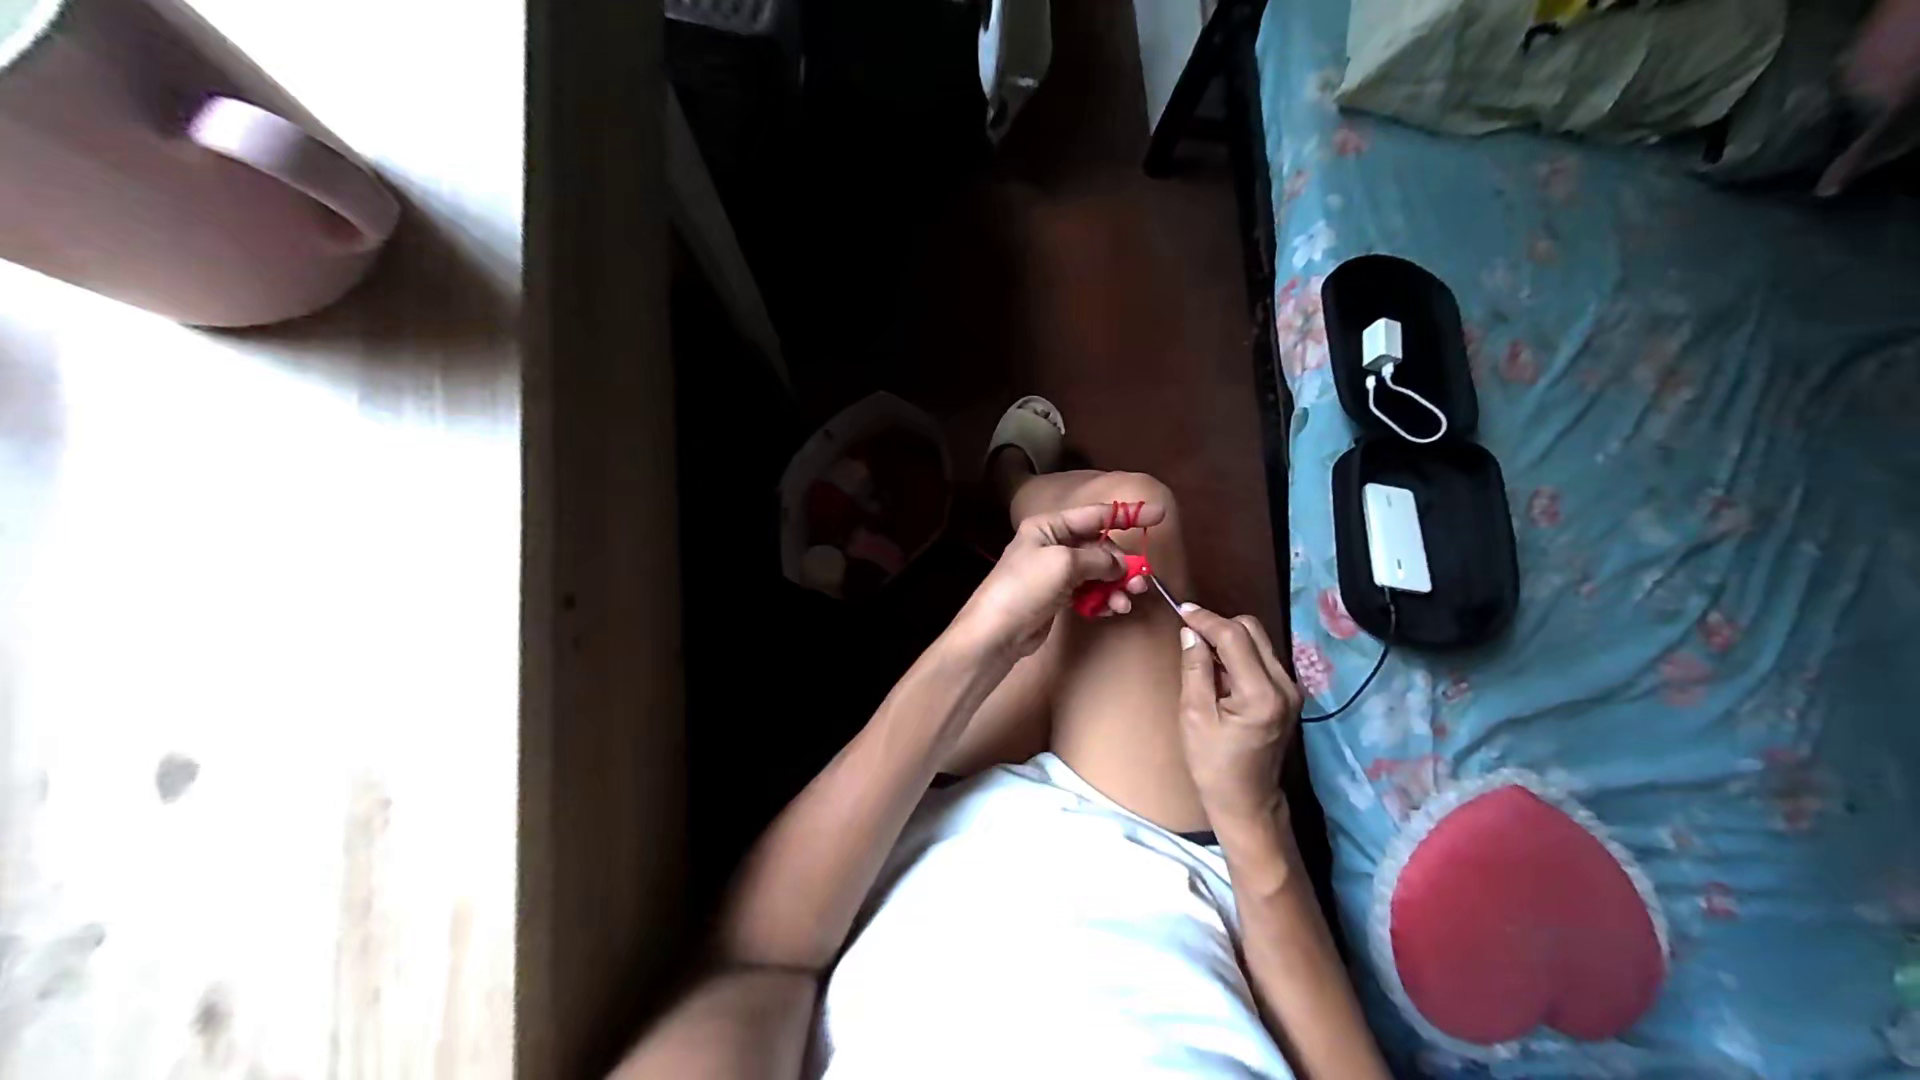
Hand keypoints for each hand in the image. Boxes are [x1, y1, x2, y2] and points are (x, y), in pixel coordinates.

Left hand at [950, 501, 1166, 659]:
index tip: (1159, 515)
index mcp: (1048, 526)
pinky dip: (1103, 599)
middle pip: (1100, 547)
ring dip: (1116, 585)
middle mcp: (1053, 545)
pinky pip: (1089, 591)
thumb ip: (1098, 558)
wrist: (996, 633)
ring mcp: (1055, 572)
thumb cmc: (1024, 588)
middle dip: (1122, 564)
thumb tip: (1121, 564)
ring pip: (1098, 572)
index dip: (1128, 514)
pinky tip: (1111, 609)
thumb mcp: (1063, 564)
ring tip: (1125, 601)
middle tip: (1140, 582)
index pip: (1095, 515)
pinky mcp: (1058, 596)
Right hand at [1177, 607, 1302, 827]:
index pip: (1234, 637)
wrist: (1247, 801)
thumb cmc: (1214, 765)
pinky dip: (1238, 652)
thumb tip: (1190, 632)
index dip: (1206, 619)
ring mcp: (1291, 689)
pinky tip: (1219, 667)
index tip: (1182, 611)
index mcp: (1261, 694)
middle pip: (1252, 629)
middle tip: (1189, 633)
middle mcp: (1285, 685)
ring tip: (1201, 652)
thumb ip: (1195, 669)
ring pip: (1258, 640)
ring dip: (1229, 637)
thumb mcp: (1194, 716)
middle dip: (1219, 624)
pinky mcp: (1288, 693)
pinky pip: (1262, 656)